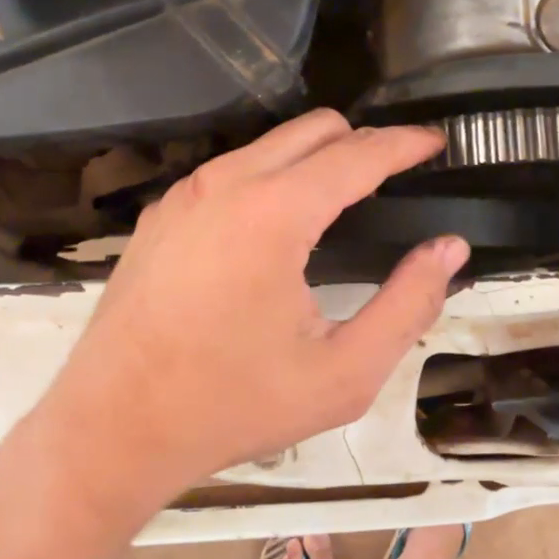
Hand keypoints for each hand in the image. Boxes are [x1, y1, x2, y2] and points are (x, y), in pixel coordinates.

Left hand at [35, 110, 468, 491]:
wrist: (110, 430)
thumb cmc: (231, 405)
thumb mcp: (342, 374)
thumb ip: (408, 305)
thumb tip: (448, 248)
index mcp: (275, 213)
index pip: (358, 153)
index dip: (405, 143)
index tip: (435, 143)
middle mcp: (227, 183)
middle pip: (315, 128)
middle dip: (364, 141)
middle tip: (396, 177)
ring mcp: (186, 193)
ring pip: (271, 144)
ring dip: (317, 157)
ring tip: (346, 199)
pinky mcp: (162, 213)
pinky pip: (233, 170)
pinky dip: (272, 177)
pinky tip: (279, 227)